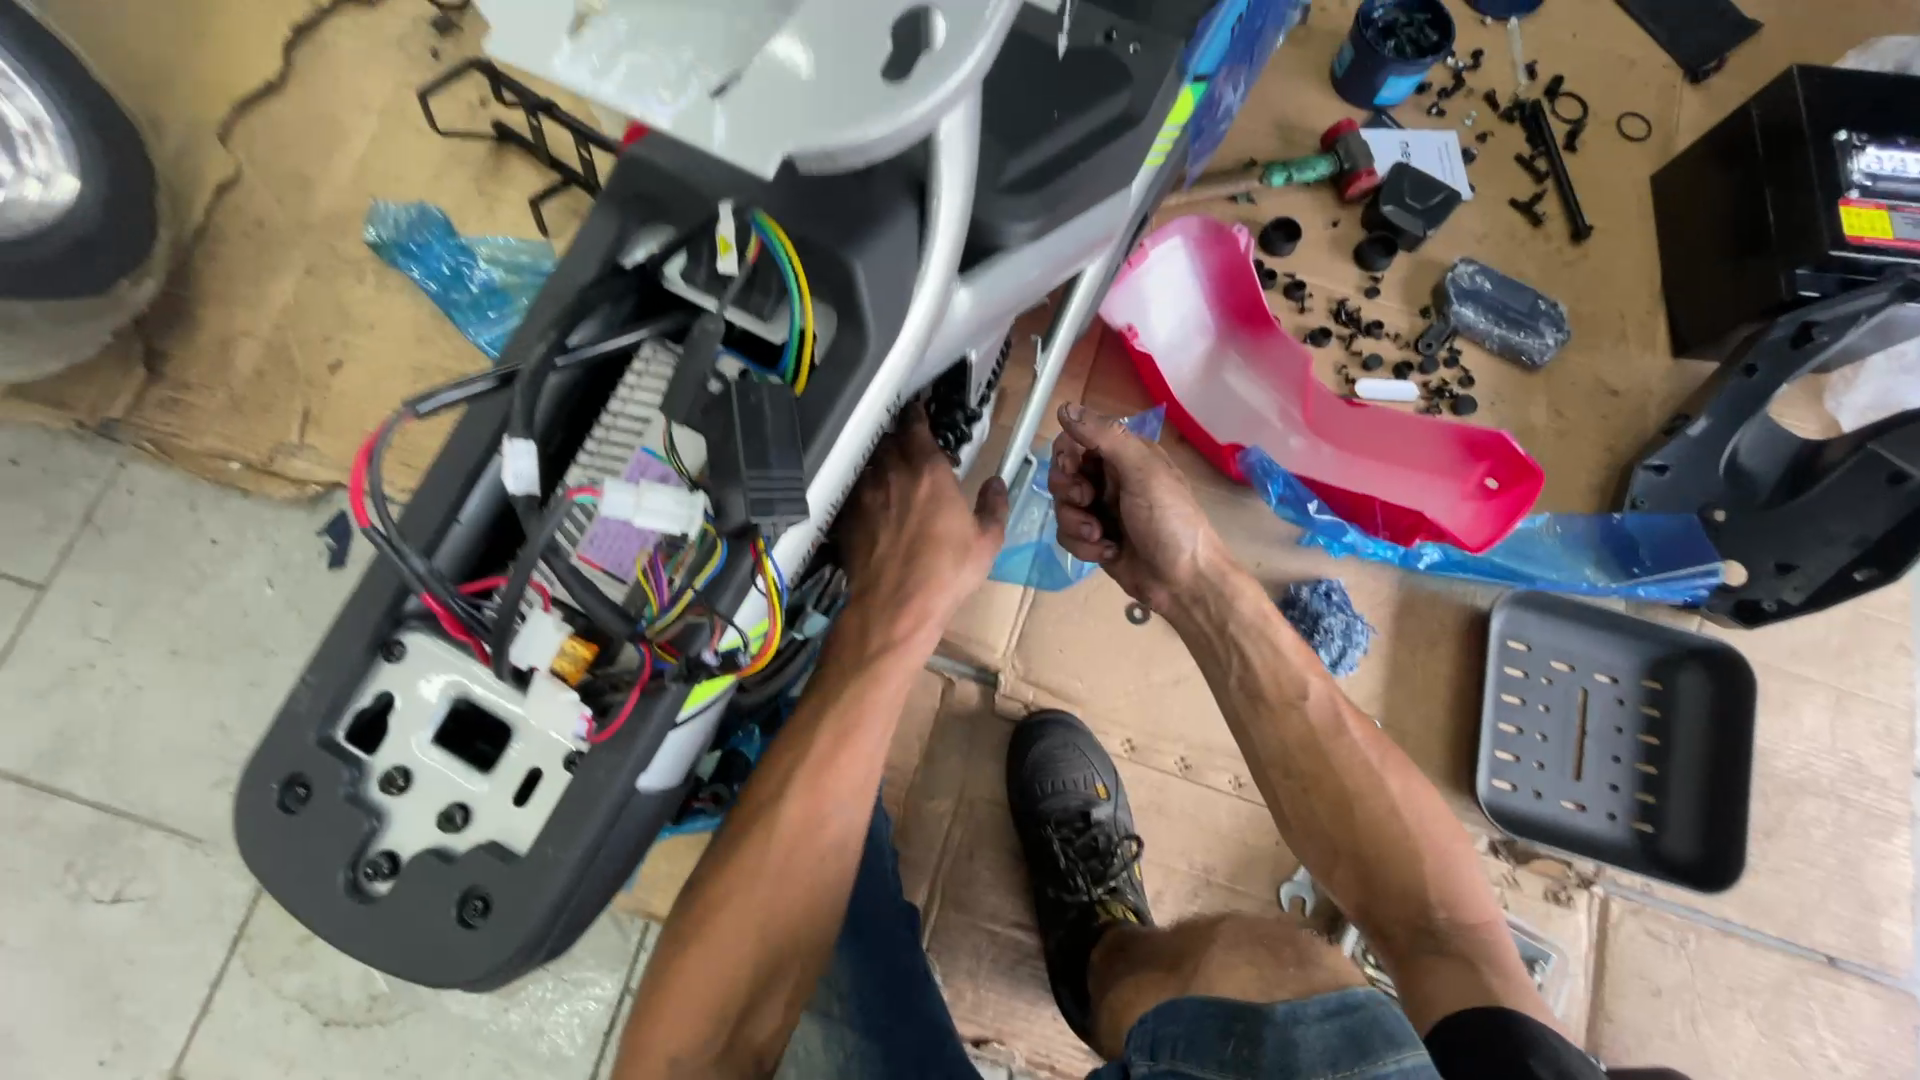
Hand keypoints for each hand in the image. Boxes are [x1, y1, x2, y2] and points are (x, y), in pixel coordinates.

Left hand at [836, 403, 1009, 647]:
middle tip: (909, 446)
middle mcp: (891, 474)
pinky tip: (874, 507)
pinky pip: (854, 494)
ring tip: (892, 475)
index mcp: (928, 471)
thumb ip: (993, 505)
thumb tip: (996, 485)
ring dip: (880, 464)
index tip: (918, 413)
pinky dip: (864, 493)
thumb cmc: (946, 573)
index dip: (916, 416)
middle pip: (888, 441)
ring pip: (869, 465)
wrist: (896, 606)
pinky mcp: (847, 520)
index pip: (915, 425)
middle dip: (898, 439)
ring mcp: (865, 496)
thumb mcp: (987, 540)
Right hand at [1048, 403, 1217, 612]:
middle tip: (1087, 500)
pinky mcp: (1095, 541)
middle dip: (1068, 490)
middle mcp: (1111, 480)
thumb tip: (1064, 407)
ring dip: (1075, 522)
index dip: (1066, 454)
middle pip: (1063, 474)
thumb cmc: (1169, 520)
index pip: (1078, 440)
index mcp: (1126, 456)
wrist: (1183, 581)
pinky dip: (1083, 545)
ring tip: (1100, 534)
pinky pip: (1068, 535)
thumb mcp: (1142, 471)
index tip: (1072, 468)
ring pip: (1062, 506)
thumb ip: (1104, 437)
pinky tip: (1108, 552)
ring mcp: (1102, 511)